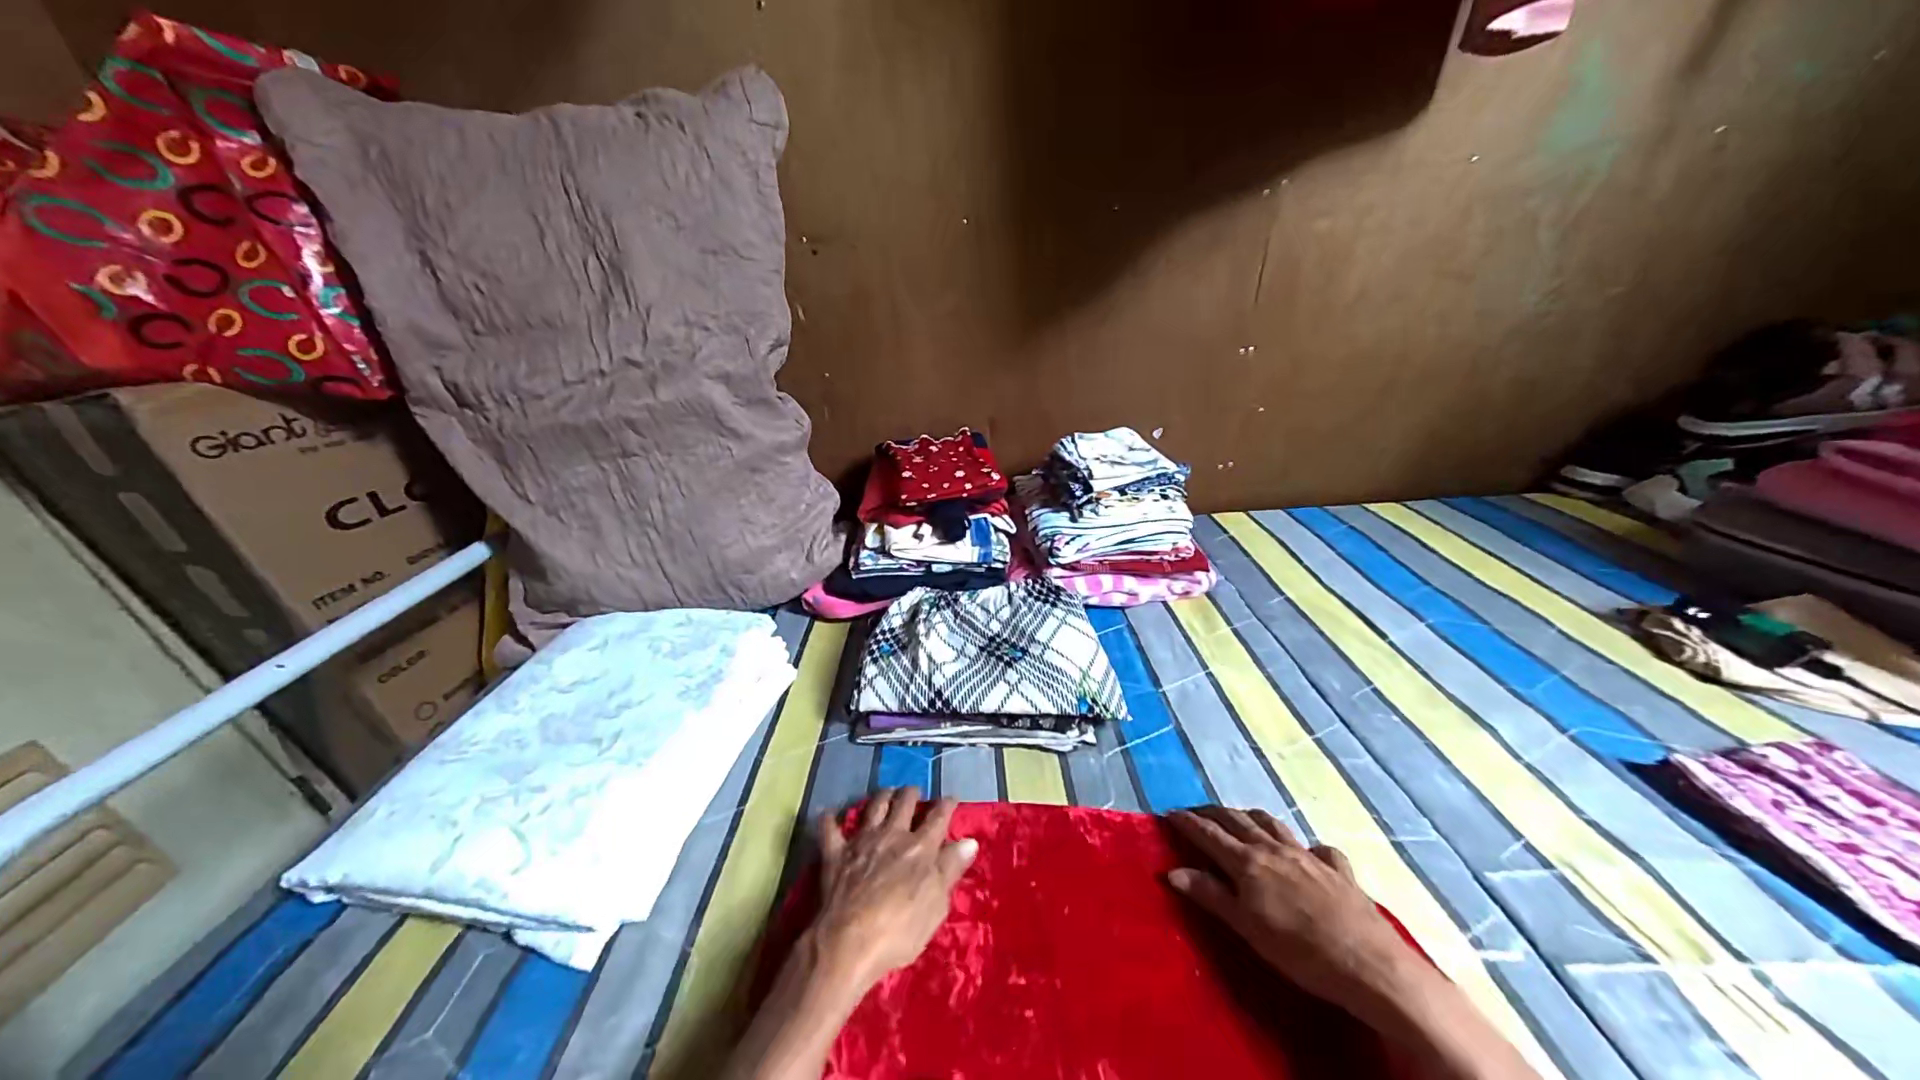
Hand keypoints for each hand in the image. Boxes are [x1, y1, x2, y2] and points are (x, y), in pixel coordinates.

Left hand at [807, 787, 978, 997]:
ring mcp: (861, 842)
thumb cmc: (901, 930)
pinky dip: (829, 819)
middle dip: (912, 794)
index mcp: (920, 848)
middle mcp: (892, 835)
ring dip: (881, 796)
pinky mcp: (835, 854)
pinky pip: (829, 829)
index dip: (947, 805)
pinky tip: (829, 813)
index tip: (952, 799)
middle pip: (904, 803)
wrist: (849, 942)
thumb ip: (951, 869)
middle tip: (915, 792)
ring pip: (873, 807)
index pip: (938, 817)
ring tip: (887, 792)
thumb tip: (969, 841)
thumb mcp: (936, 904)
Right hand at [1166, 806, 1414, 1017]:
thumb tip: (1172, 871)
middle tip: (1196, 812)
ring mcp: (1309, 856)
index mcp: (1248, 863)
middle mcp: (1275, 850)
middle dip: (1213, 813)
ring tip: (1239, 818)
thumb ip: (1210, 896)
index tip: (1170, 813)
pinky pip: (1318, 848)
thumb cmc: (1300, 952)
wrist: (1370, 965)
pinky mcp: (1339, 871)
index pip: (1209, 834)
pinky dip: (1304, 845)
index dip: (1187, 822)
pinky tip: (1307, 852)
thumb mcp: (1247, 928)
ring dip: (1250, 817)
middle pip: (1238, 821)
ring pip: (1273, 824)